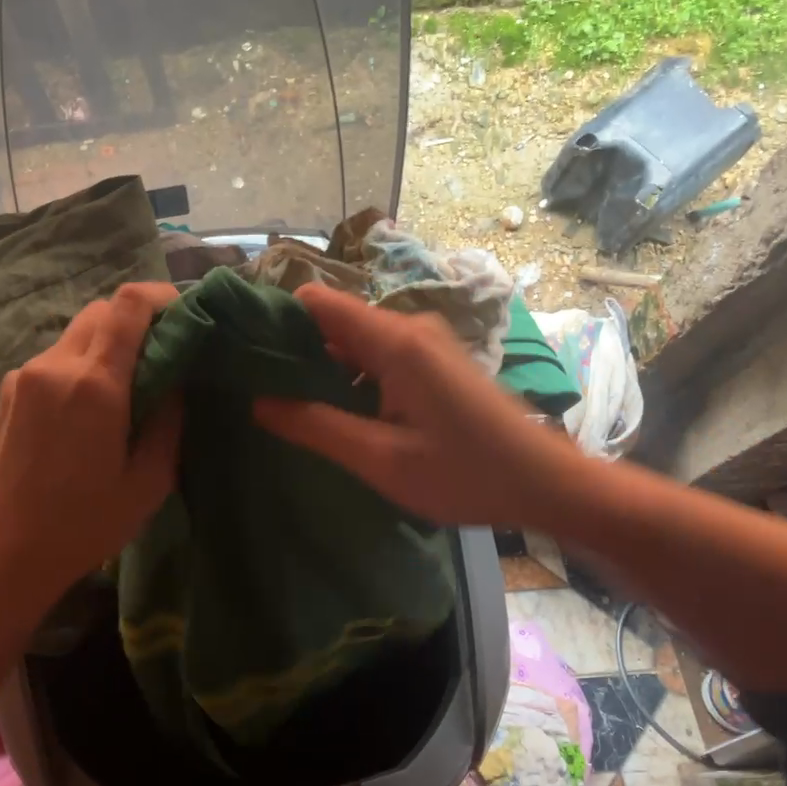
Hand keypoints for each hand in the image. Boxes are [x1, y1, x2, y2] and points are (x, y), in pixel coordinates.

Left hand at [0, 282, 183, 607]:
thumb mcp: (145, 485)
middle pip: (99, 313)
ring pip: (73, 338)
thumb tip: (179, 382)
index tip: (187, 314)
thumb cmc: (77, 529)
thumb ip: (169, 423)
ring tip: (129, 392)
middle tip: (165, 356)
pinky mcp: (3, 398)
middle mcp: (52, 367)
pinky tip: (88, 416)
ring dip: (106, 348)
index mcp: (92, 383)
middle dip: (136, 322)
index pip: (127, 305)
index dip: (161, 295)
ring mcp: (21, 379)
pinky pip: (52, 365)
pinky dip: (79, 370)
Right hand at [253, 283, 587, 528]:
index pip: (316, 301)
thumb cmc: (465, 475)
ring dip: (319, 366)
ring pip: (353, 340)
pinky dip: (348, 376)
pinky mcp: (433, 363)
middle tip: (253, 385)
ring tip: (283, 402)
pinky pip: (376, 356)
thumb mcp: (381, 459)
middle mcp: (409, 329)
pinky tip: (331, 411)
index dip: (274, 318)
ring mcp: (424, 344)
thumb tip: (258, 402)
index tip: (241, 350)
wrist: (545, 484)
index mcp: (395, 342)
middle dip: (291, 347)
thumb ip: (315, 426)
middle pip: (332, 319)